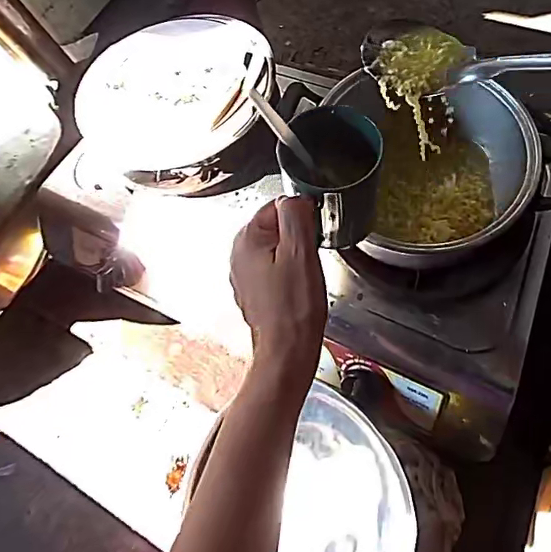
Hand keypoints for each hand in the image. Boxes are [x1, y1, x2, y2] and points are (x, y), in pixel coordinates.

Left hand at [229, 197, 326, 376]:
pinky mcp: (254, 291)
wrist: (287, 353)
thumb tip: (294, 198)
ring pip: (278, 249)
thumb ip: (295, 217)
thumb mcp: (301, 252)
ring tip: (303, 278)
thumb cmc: (293, 308)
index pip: (278, 206)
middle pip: (277, 227)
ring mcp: (245, 274)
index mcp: (246, 239)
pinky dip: (289, 275)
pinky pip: (276, 269)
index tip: (311, 237)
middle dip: (298, 239)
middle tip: (308, 261)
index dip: (301, 219)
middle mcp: (239, 254)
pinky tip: (297, 291)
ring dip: (295, 258)